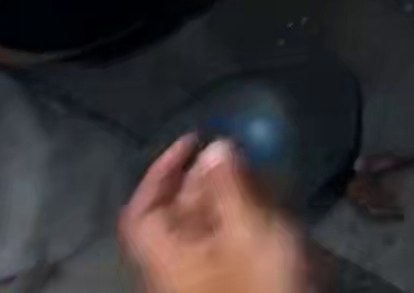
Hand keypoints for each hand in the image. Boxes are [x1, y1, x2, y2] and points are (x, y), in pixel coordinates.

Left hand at [119, 136, 309, 292]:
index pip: (142, 212)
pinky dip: (244, 198)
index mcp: (169, 255)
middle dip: (201, 172)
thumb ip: (230, 187)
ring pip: (206, 215)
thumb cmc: (259, 276)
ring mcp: (210, 262)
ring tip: (257, 156)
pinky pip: (230, 223)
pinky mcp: (237, 261)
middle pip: (175, 210)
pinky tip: (270, 185)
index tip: (194, 137)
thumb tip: (213, 146)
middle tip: (236, 141)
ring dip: (226, 182)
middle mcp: (181, 257)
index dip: (160, 173)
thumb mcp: (247, 228)